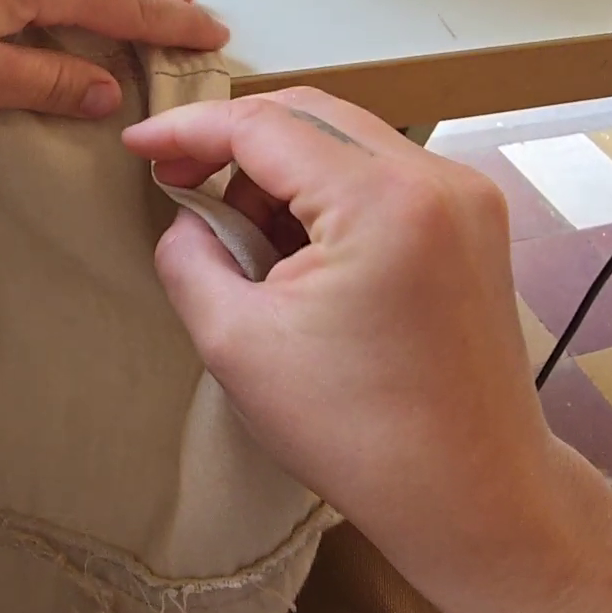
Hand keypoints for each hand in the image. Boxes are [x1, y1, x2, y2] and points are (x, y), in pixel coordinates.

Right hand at [127, 87, 611, 612]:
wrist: (474, 499)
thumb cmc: (354, 431)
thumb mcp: (232, 340)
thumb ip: (187, 255)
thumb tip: (188, 216)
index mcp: (384, 202)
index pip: (263, 125)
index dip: (187, 128)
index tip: (137, 145)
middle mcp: (437, 178)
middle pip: (305, 113)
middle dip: (229, 139)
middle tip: (178, 178)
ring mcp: (464, 194)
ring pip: (337, 136)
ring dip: (272, 169)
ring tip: (239, 236)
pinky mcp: (467, 218)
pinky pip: (370, 170)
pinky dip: (315, 190)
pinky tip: (290, 244)